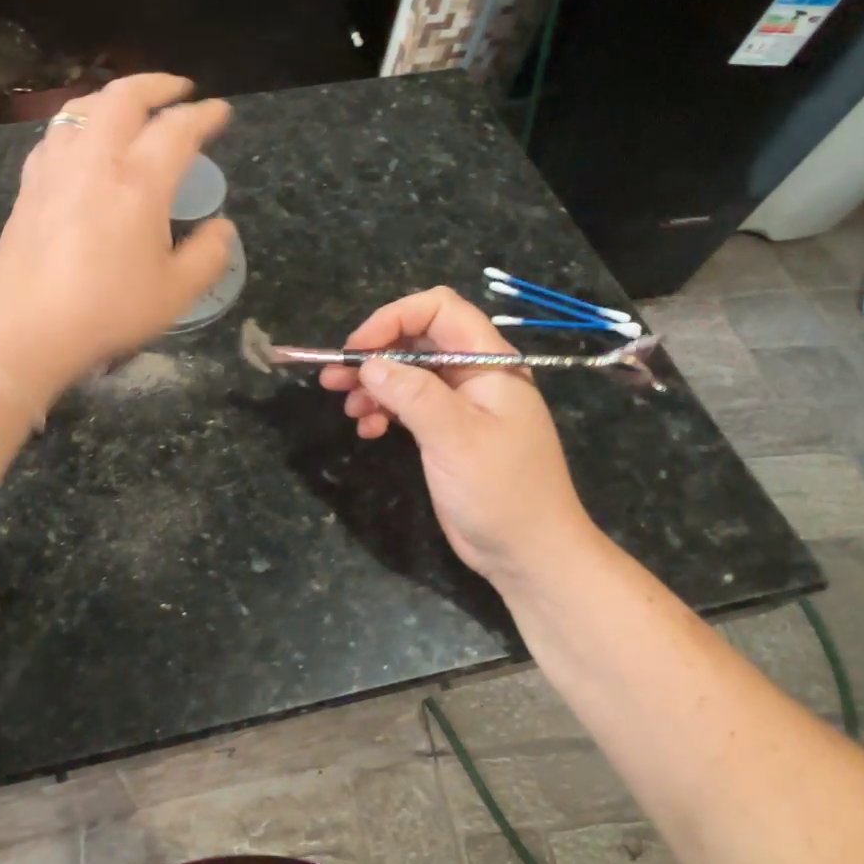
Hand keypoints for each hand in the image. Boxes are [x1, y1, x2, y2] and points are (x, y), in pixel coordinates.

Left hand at [0, 74, 236, 393]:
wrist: (26, 329)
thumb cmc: (107, 311)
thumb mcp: (175, 294)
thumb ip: (208, 256)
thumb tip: (223, 228)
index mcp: (139, 182)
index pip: (177, 129)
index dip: (204, 115)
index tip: (220, 111)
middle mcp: (96, 161)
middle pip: (124, 97)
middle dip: (156, 84)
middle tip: (179, 90)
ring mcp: (56, 168)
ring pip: (83, 108)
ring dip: (113, 96)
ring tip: (131, 107)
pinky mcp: (30, 185)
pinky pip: (56, 134)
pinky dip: (79, 123)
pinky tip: (83, 142)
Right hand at [318, 287, 597, 581]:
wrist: (529, 554)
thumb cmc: (501, 490)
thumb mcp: (455, 437)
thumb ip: (412, 394)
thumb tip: (368, 364)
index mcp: (489, 362)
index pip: (439, 309)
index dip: (394, 318)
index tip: (358, 349)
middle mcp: (474, 374)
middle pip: (416, 340)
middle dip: (374, 353)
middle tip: (333, 377)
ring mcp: (460, 405)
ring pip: (406, 374)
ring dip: (372, 385)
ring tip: (346, 408)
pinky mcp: (447, 432)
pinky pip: (408, 406)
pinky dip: (383, 412)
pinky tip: (368, 431)